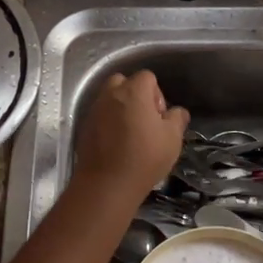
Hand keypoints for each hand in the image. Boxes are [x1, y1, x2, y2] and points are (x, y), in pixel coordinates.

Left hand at [74, 71, 189, 198]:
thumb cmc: (144, 158)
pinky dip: (108, 122)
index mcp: (133, 92)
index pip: (147, 77)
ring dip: (121, 108)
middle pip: (124, 82)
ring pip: (109, 98)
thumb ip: (177, 119)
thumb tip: (178, 112)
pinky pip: (100, 115)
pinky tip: (116, 144)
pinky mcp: (84, 127)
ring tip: (130, 133)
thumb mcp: (172, 139)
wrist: (106, 184)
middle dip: (135, 95)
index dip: (157, 95)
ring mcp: (94, 110)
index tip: (160, 117)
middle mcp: (110, 95)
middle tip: (145, 120)